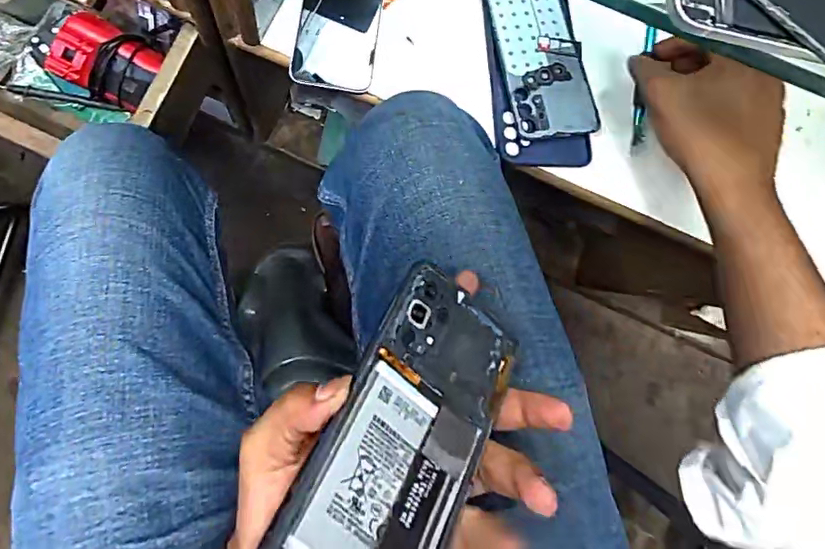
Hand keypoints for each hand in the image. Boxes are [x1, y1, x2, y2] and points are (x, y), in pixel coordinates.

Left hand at [229, 272, 571, 548]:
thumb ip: (295, 410)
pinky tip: (517, 536)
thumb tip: (336, 388)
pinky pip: (466, 528)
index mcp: (378, 411)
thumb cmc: (272, 496)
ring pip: (479, 471)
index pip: (421, 369)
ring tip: (541, 491)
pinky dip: (497, 534)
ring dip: (516, 476)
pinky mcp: (422, 529)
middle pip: (469, 417)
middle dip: (515, 409)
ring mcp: (419, 484)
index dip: (451, 338)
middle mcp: (409, 441)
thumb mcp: (270, 444)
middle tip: (554, 411)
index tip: (477, 300)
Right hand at [629, 37, 784, 198]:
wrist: (732, 186)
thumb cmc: (703, 136)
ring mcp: (769, 103)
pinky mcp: (766, 126)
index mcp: (745, 59)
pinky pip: (734, 103)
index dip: (668, 46)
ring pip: (725, 81)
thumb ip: (644, 67)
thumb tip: (642, 62)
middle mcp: (765, 76)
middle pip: (714, 58)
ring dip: (695, 86)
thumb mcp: (658, 91)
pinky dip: (711, 105)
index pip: (700, 37)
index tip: (653, 60)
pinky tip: (693, 120)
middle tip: (659, 80)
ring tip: (673, 102)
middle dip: (681, 66)